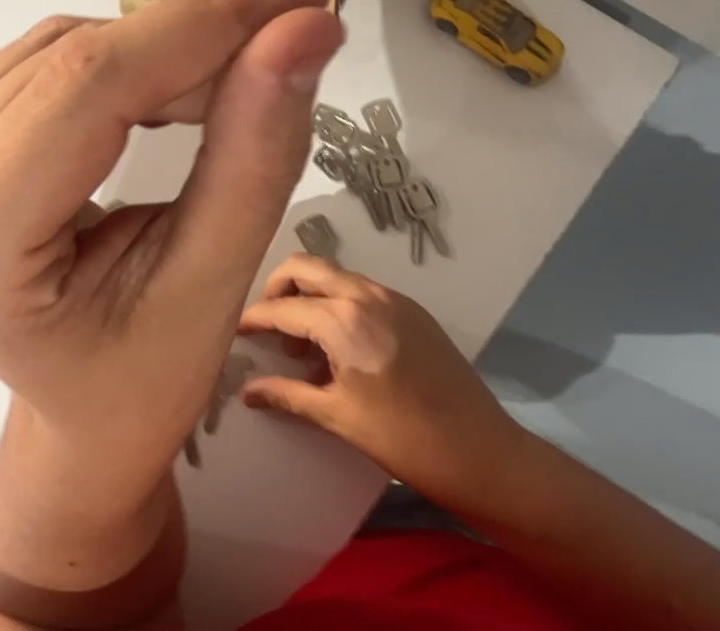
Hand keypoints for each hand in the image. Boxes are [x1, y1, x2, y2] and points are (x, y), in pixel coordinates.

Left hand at [0, 0, 340, 485]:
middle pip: (67, 63)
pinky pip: (34, 67)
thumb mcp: (210, 286)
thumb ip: (253, 156)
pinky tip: (171, 87)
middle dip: (190, 37)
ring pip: (52, 52)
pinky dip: (116, 61)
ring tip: (237, 77)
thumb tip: (301, 30)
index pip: (86, 90)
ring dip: (156, 48)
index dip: (200, 30)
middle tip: (290, 33)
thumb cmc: (142, 383)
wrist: (78, 417)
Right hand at [236, 255, 533, 503]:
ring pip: (335, 275)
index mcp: (344, 321)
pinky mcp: (413, 310)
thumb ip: (288, 395)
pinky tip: (339, 346)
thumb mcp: (338, 417)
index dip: (254, 319)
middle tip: (269, 324)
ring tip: (304, 343)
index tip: (235, 331)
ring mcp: (394, 299)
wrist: (483, 452)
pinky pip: (361, 290)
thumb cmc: (403, 439)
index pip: (283, 308)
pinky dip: (339, 303)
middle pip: (306, 267)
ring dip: (310, 295)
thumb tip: (248, 391)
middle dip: (278, 287)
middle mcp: (366, 296)